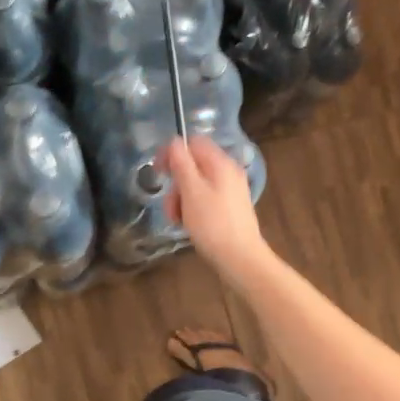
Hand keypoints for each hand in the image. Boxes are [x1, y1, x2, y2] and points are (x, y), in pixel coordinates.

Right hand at [162, 134, 266, 278]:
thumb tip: (174, 141)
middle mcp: (229, 172)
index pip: (194, 143)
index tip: (159, 172)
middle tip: (171, 206)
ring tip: (179, 220)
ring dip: (182, 199)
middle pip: (194, 166)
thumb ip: (181, 163)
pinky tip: (190, 225)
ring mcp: (232, 191)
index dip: (173, 153)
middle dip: (177, 184)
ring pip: (198, 185)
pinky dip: (194, 208)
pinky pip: (206, 199)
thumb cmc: (213, 224)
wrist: (240, 258)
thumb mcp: (191, 191)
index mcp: (221, 163)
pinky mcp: (231, 208)